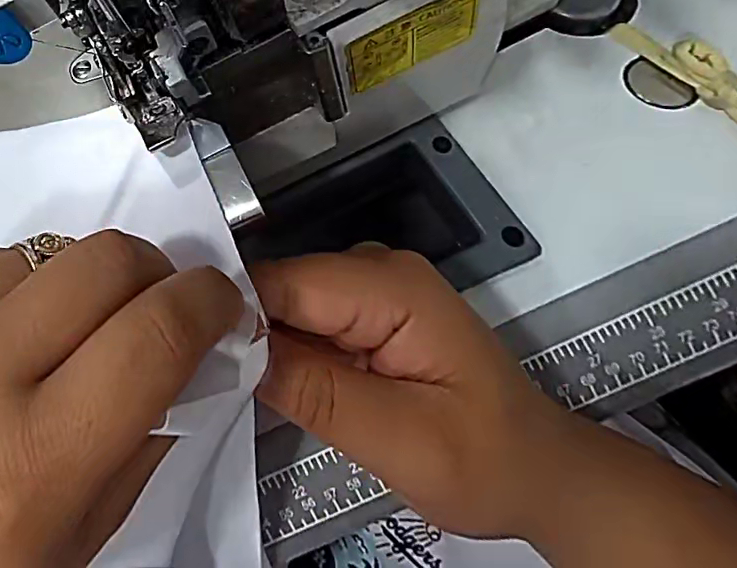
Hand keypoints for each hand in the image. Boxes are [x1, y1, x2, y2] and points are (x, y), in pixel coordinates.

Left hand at [0, 230, 243, 567]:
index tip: (221, 301)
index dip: (207, 302)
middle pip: (107, 260)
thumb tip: (194, 340)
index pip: (152, 337)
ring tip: (66, 331)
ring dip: (82, 282)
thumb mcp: (84, 532)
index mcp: (28, 462)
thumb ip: (148, 429)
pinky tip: (5, 332)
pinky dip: (25, 284)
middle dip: (154, 270)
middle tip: (157, 302)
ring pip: (55, 248)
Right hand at [254, 247, 736, 566]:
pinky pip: (304, 315)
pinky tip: (270, 376)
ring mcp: (367, 282)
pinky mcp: (362, 305)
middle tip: (210, 380)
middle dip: (245, 329)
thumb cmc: (484, 460)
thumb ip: (316, 391)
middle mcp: (372, 265)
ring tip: (234, 383)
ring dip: (261, 340)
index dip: (236, 315)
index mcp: (388, 284)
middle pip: (280, 285)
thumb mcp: (402, 441)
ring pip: (285, 299)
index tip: (198, 357)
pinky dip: (283, 346)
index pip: (286, 281)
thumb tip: (233, 349)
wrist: (538, 469)